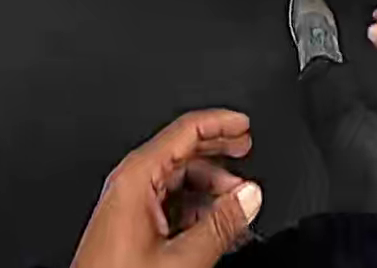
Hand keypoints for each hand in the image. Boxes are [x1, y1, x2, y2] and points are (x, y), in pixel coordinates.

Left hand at [70, 109, 262, 267]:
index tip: (244, 125)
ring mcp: (127, 206)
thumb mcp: (178, 261)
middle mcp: (130, 184)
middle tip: (245, 150)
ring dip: (211, 187)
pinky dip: (196, 208)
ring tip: (235, 203)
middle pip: (184, 150)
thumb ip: (220, 224)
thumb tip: (249, 195)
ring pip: (178, 179)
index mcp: (137, 176)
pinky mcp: (128, 229)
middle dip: (219, 152)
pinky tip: (215, 226)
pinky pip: (169, 202)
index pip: (187, 129)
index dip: (221, 123)